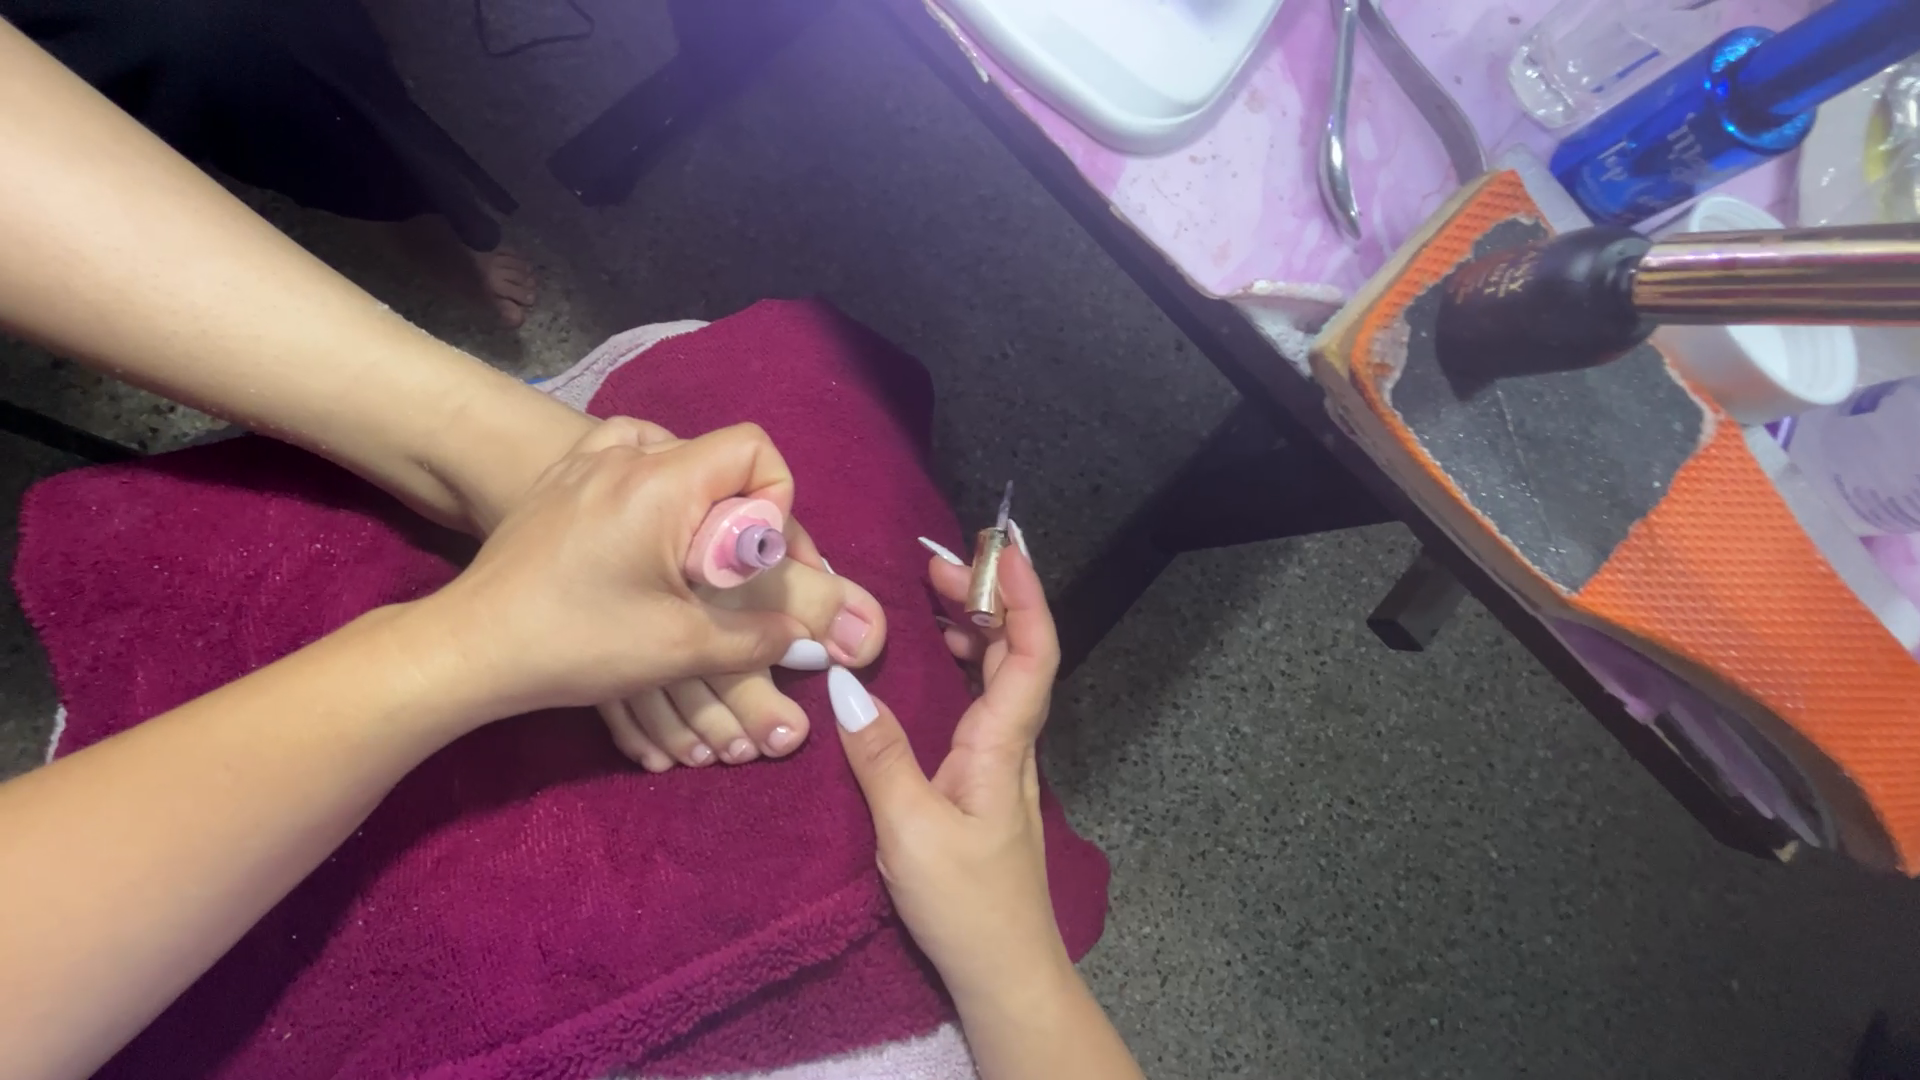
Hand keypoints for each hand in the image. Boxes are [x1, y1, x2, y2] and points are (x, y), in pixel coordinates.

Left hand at [417, 418, 851, 720]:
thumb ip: (758, 638)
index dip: (775, 495)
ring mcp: (586, 462)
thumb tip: (802, 632)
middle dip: (739, 512)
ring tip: (686, 544)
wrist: (467, 649)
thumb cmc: (577, 642)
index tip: (753, 555)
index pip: (752, 446)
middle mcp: (625, 454)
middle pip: (717, 455)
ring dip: (697, 494)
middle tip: (723, 572)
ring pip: (673, 451)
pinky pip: (627, 454)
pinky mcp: (562, 481)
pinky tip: (642, 525)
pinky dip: (652, 481)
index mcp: (661, 482)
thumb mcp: (682, 649)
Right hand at [831, 538, 1071, 1007]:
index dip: (1024, 593)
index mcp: (1003, 742)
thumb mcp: (911, 831)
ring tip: (934, 594)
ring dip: (976, 625)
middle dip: (988, 595)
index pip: (1032, 650)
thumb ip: (880, 756)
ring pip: (1000, 672)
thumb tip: (845, 684)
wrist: (1005, 969)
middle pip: (1016, 648)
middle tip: (938, 564)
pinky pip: (981, 698)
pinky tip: (931, 659)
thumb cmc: (966, 903)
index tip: (1003, 547)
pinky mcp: (985, 772)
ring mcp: (1002, 756)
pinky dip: (962, 663)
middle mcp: (1012, 739)